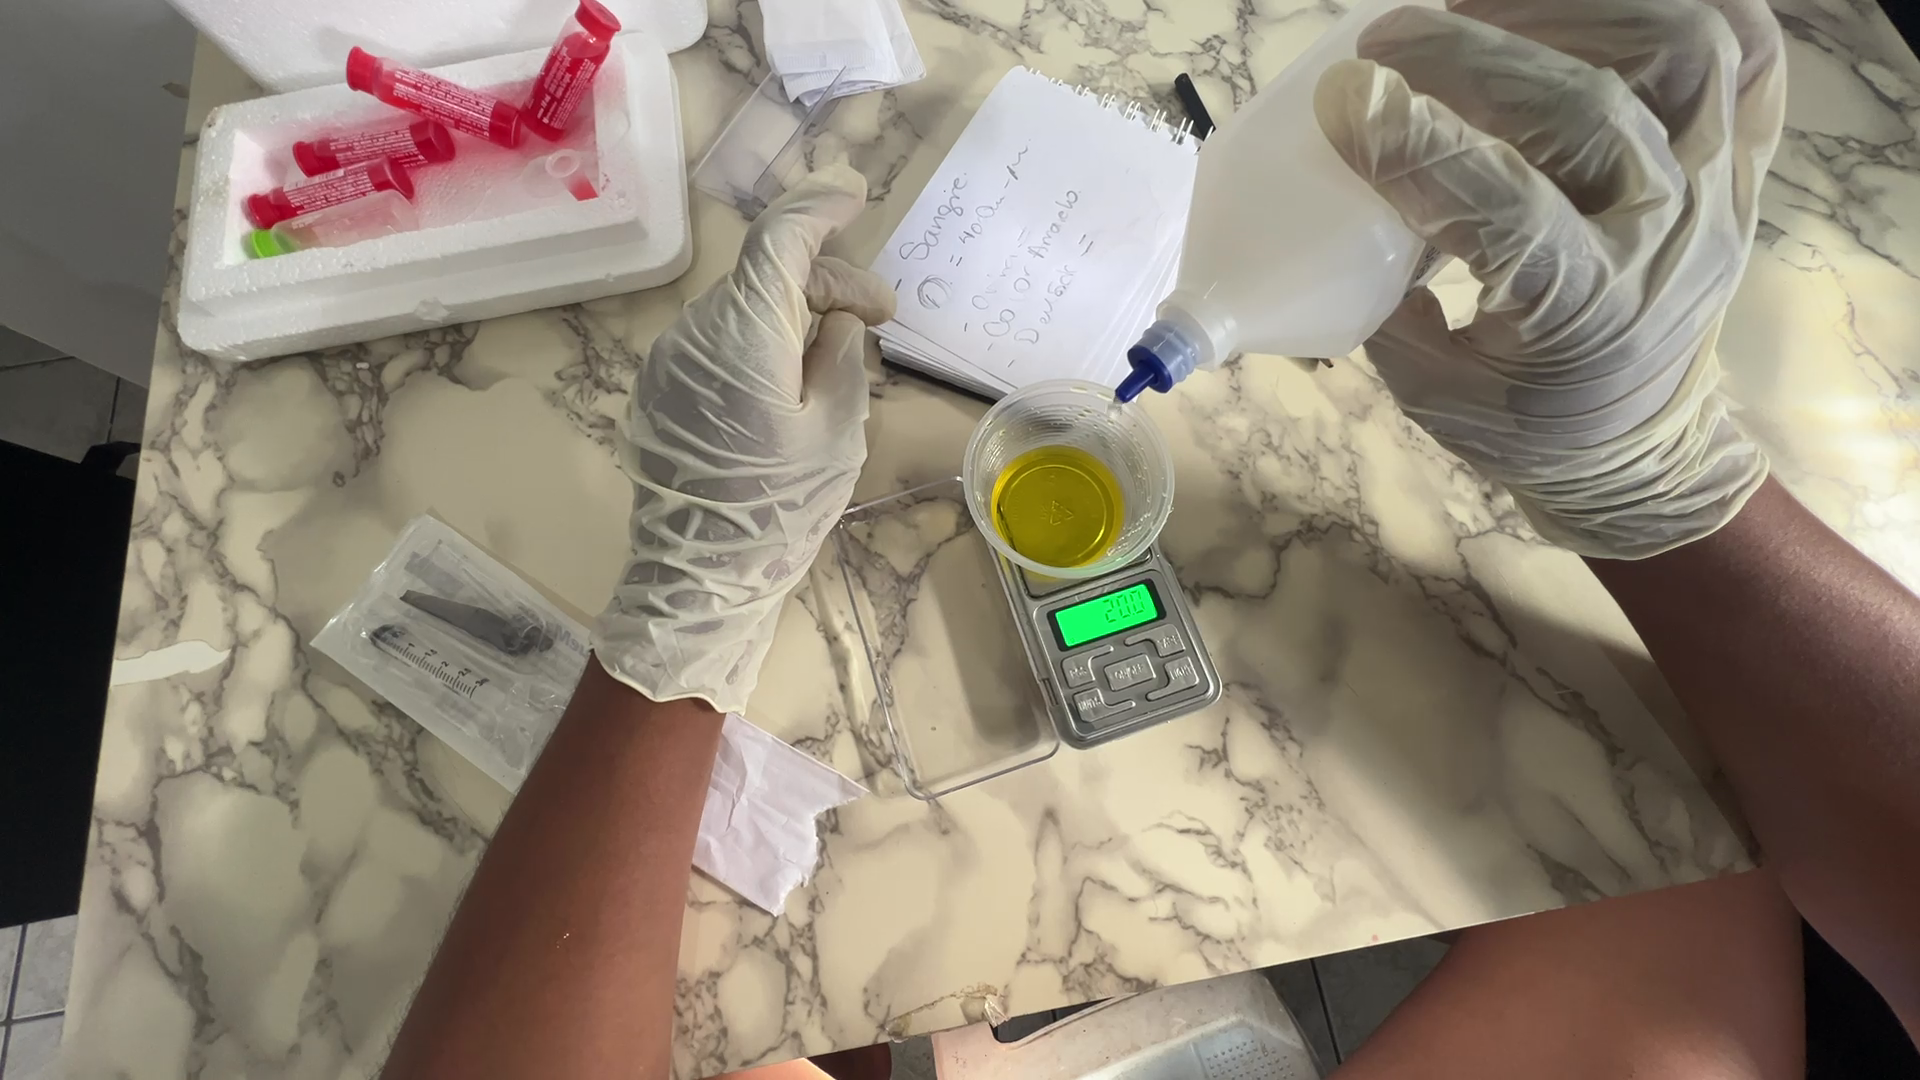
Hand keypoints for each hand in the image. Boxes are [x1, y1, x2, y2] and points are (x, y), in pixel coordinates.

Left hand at [594, 165, 896, 712]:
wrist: (701, 575)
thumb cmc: (779, 509)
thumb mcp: (837, 433)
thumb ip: (840, 357)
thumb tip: (834, 319)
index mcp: (745, 339)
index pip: (780, 242)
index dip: (820, 210)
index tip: (856, 197)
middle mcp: (697, 334)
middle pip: (768, 275)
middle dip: (830, 280)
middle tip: (881, 319)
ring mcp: (672, 360)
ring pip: (746, 308)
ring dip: (798, 314)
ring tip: (840, 358)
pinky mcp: (665, 386)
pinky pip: (723, 341)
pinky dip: (765, 341)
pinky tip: (792, 381)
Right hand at [1313, 0, 1785, 557]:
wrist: (1638, 445)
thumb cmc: (1522, 431)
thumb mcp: (1432, 395)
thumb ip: (1392, 312)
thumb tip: (1353, 232)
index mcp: (1577, 312)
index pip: (1498, 208)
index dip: (1417, 148)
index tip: (1344, 100)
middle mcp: (1663, 234)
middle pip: (1583, 108)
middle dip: (1474, 57)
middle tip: (1388, 36)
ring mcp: (1717, 185)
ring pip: (1679, 47)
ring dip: (1568, 8)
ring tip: (1476, 1)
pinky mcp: (1739, 159)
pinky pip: (1738, 45)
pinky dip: (1657, 7)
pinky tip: (1573, 11)